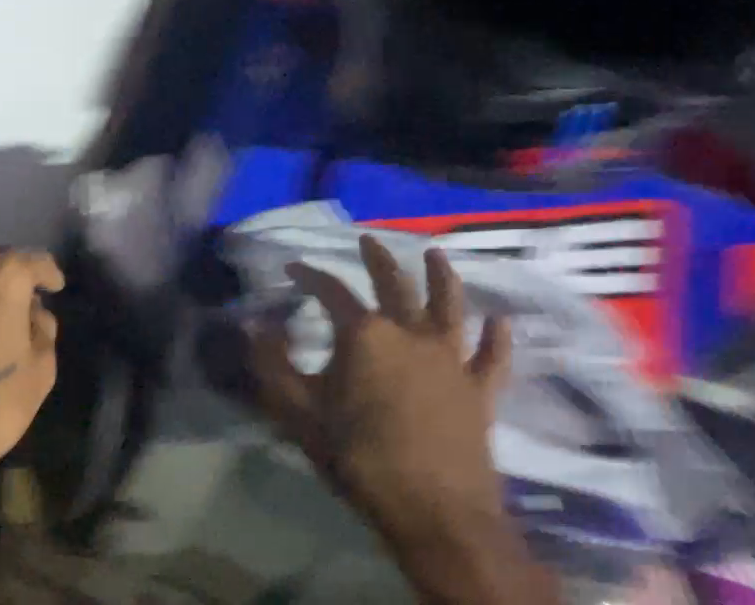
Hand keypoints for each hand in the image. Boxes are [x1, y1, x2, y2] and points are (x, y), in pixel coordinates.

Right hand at [249, 237, 510, 542]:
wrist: (437, 513)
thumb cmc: (358, 455)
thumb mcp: (298, 410)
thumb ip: (272, 364)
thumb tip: (253, 324)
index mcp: (363, 335)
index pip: (330, 290)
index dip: (308, 275)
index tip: (291, 268)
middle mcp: (410, 335)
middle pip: (395, 285)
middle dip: (378, 260)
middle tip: (369, 240)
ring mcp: (451, 362)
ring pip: (449, 307)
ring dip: (442, 278)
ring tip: (437, 254)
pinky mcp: (481, 392)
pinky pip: (493, 357)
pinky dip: (498, 337)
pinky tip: (501, 320)